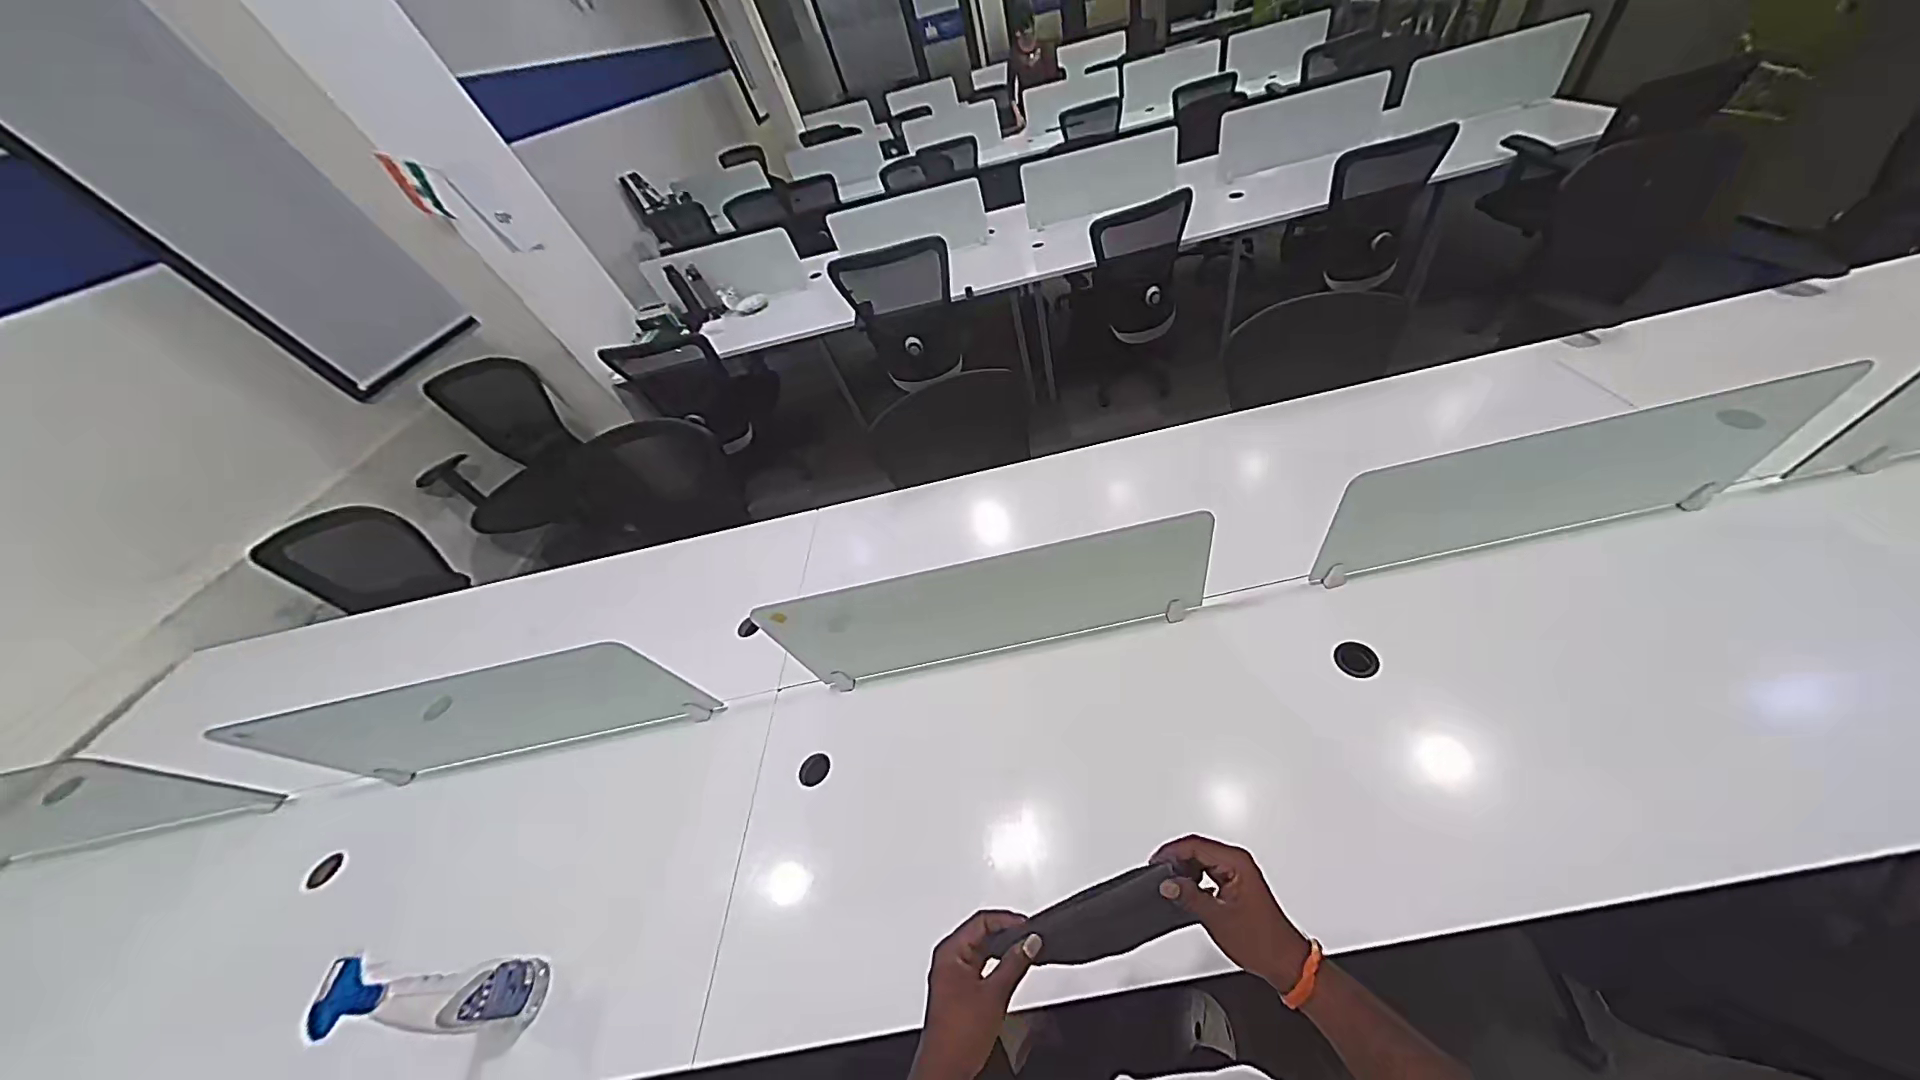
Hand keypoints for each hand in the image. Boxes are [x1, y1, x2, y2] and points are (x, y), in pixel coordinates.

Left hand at [908, 910, 1042, 1079]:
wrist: (946, 1070)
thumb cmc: (957, 1035)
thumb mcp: (994, 994)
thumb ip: (1014, 963)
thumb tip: (1029, 942)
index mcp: (950, 952)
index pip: (981, 921)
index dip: (1006, 920)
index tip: (1026, 925)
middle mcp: (949, 959)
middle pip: (981, 934)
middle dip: (1006, 934)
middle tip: (1028, 936)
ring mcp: (953, 975)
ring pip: (981, 951)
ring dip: (1002, 950)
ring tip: (1023, 952)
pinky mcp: (959, 989)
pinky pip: (981, 967)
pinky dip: (997, 965)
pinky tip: (1010, 970)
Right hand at [1151, 835, 1310, 989]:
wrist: (1285, 963)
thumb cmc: (1263, 941)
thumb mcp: (1218, 918)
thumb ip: (1189, 897)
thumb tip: (1168, 884)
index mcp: (1236, 862)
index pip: (1194, 845)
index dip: (1171, 852)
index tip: (1156, 863)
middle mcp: (1238, 862)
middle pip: (1197, 849)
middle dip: (1176, 860)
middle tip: (1159, 873)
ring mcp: (1237, 872)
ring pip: (1201, 860)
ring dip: (1184, 870)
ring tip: (1170, 884)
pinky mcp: (1235, 883)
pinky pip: (1207, 871)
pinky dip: (1194, 879)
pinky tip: (1186, 892)